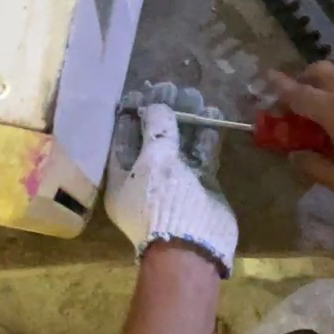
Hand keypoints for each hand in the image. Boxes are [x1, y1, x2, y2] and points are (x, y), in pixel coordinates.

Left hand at [106, 84, 238, 276]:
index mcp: (122, 178)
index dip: (133, 114)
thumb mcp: (153, 160)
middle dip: (164, 114)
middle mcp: (146, 180)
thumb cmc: (161, 201)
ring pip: (180, 146)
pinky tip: (212, 116)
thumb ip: (157, 130)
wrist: (192, 245)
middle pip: (154, 140)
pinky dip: (206, 138)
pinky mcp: (200, 187)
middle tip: (174, 88)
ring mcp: (174, 184)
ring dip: (188, 122)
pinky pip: (201, 156)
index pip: (123, 139)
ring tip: (195, 96)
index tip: (142, 91)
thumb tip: (156, 105)